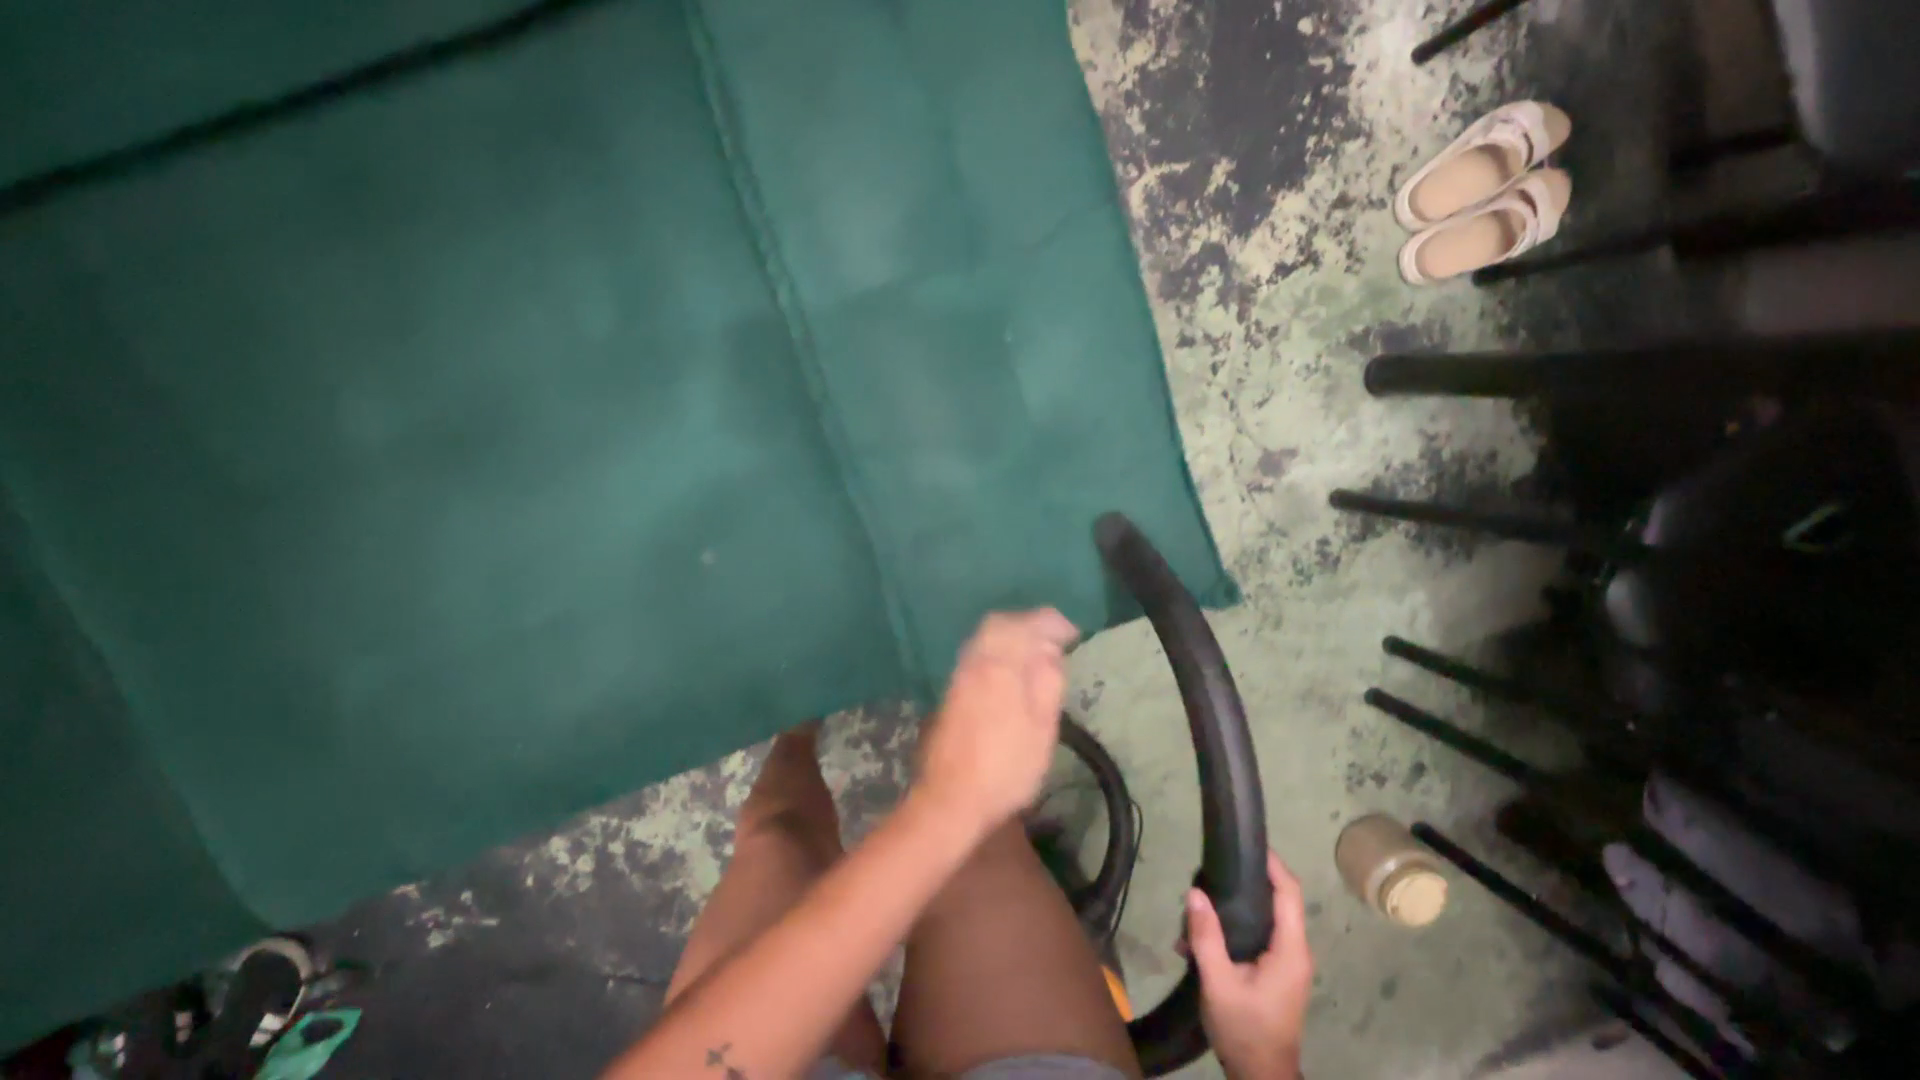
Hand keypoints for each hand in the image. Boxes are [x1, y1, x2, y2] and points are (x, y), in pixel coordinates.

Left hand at [915, 609, 1078, 833]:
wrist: (950, 800)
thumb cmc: (1005, 768)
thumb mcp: (1042, 729)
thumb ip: (1047, 683)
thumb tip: (1050, 652)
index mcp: (999, 666)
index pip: (1026, 624)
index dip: (1051, 623)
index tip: (1072, 635)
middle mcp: (974, 662)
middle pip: (999, 624)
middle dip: (1028, 625)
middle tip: (1054, 641)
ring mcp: (958, 678)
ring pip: (984, 639)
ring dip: (1011, 638)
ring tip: (1037, 657)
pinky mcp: (951, 694)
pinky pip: (976, 656)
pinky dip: (997, 653)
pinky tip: (1011, 675)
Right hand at [1186, 851, 1312, 1079]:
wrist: (1261, 1078)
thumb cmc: (1245, 1030)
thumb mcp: (1218, 982)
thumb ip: (1207, 936)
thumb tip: (1195, 891)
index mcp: (1290, 950)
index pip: (1289, 893)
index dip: (1273, 865)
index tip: (1248, 844)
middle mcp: (1295, 952)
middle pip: (1278, 902)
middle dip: (1246, 884)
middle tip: (1211, 872)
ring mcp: (1287, 965)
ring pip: (1265, 921)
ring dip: (1233, 911)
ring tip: (1196, 908)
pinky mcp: (1276, 975)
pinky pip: (1258, 939)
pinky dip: (1233, 932)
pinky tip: (1198, 942)